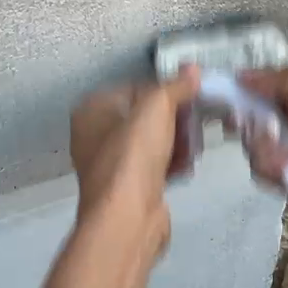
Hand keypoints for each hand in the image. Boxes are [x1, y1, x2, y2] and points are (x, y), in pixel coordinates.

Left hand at [67, 68, 201, 243]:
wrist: (127, 218)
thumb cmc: (134, 152)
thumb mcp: (157, 107)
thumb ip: (176, 86)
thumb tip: (193, 68)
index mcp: (92, 109)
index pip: (134, 87)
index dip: (163, 91)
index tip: (188, 97)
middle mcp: (95, 135)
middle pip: (144, 116)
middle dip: (174, 119)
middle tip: (196, 123)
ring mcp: (111, 164)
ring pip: (151, 142)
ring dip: (177, 142)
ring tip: (195, 146)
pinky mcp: (127, 189)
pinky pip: (154, 166)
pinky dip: (172, 163)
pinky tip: (188, 165)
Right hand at [237, 52, 287, 221]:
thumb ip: (269, 77)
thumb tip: (239, 76)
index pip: (263, 82)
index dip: (244, 88)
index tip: (226, 95)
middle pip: (252, 113)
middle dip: (247, 119)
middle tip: (243, 124)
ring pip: (255, 141)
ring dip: (264, 145)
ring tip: (285, 151)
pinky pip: (266, 169)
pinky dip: (274, 166)